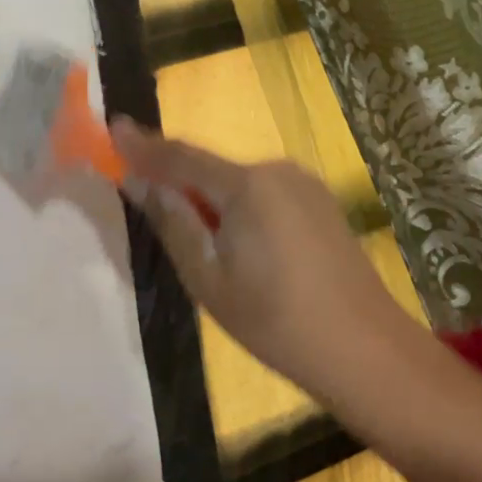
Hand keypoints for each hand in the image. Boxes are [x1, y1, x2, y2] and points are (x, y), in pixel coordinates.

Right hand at [110, 118, 481, 481]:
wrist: (368, 353)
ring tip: (200, 244)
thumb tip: (137, 181)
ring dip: (210, 199)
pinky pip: (264, 194)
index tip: (112, 129)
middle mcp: (276, 170)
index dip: (142, 145)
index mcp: (246, 185)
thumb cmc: (276, 322)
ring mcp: (304, 184)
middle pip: (209, 168)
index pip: (180, 155)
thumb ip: (171, 221)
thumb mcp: (208, 279)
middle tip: (148, 206)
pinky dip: (240, 208)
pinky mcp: (321, 203)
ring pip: (238, 183)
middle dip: (177, 181)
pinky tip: (241, 247)